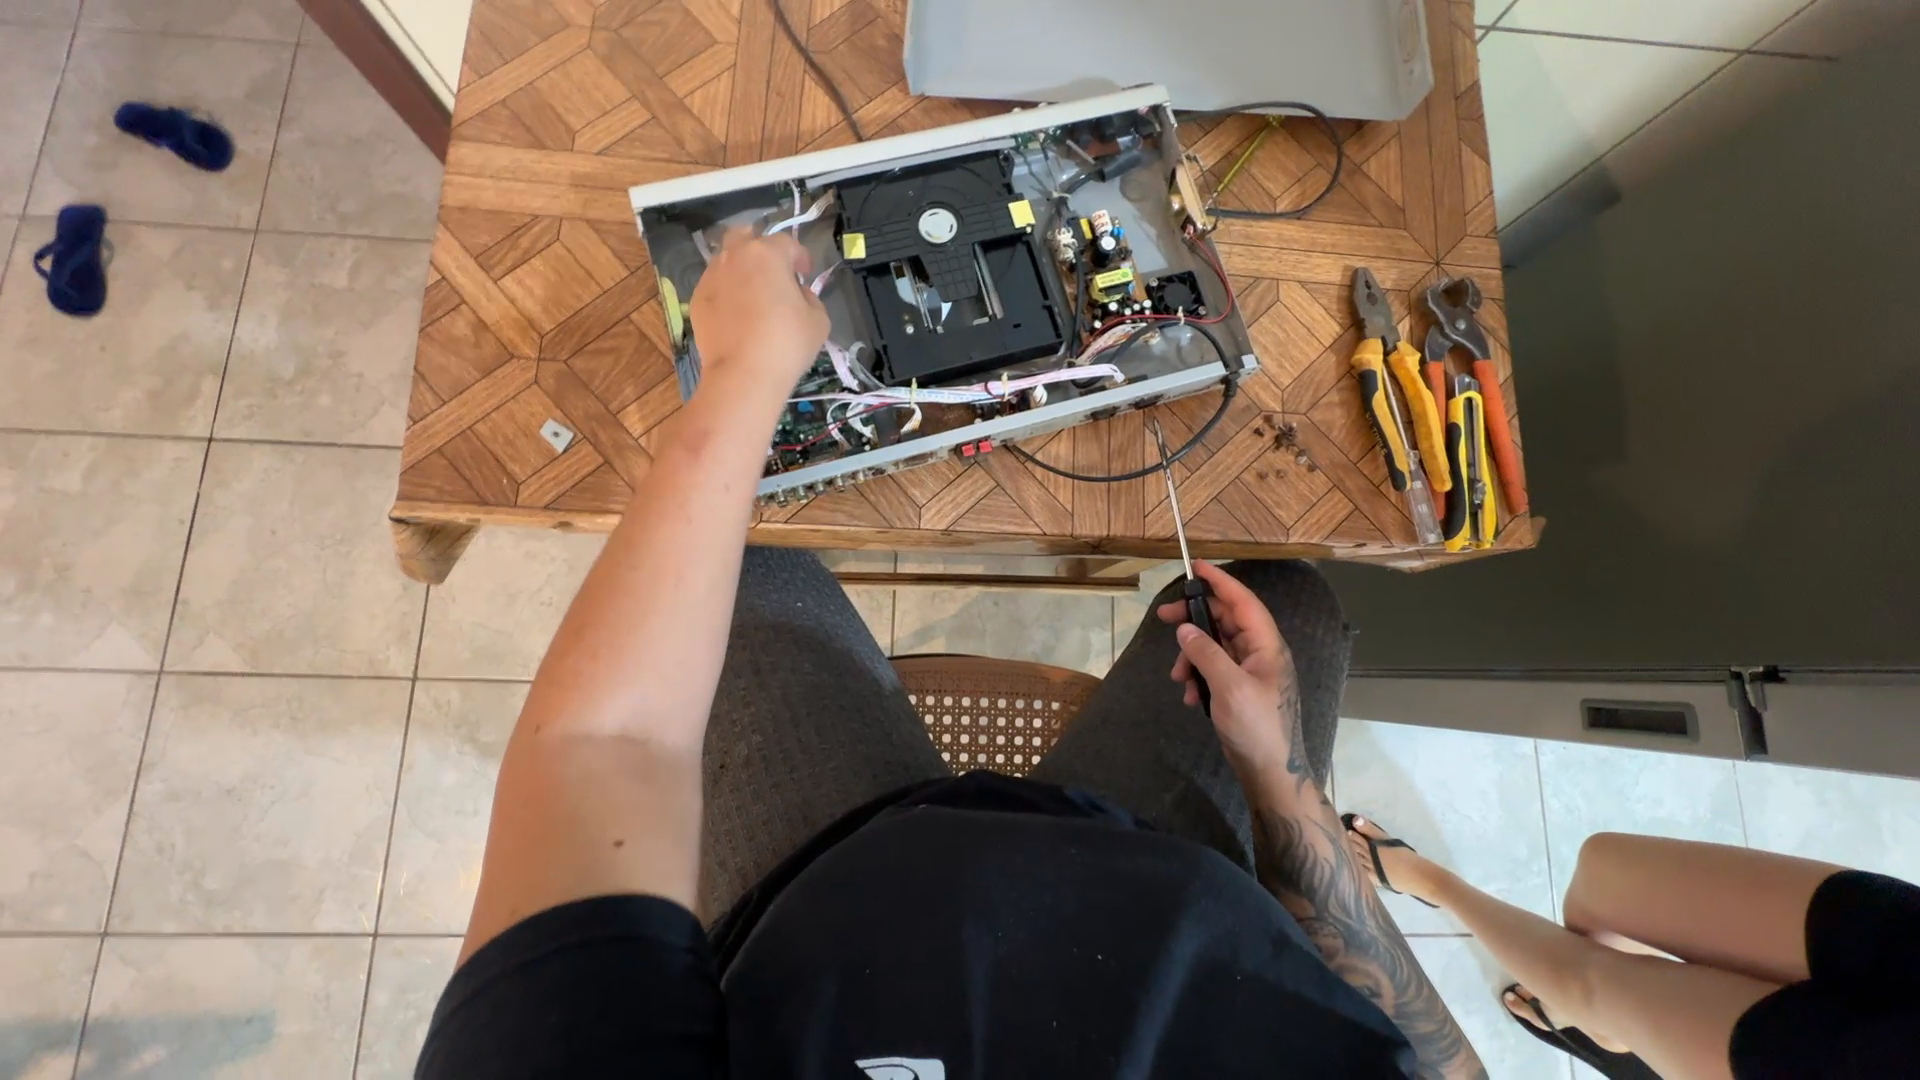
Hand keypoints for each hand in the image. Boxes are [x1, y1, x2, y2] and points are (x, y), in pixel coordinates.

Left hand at [687, 228, 829, 398]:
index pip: (788, 243)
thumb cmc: (787, 343)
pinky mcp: (697, 299)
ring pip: (727, 261)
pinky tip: (737, 316)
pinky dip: (727, 293)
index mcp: (768, 254)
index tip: (806, 274)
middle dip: (761, 248)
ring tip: (753, 296)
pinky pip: (716, 286)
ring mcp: (711, 276)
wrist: (743, 374)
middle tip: (773, 273)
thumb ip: (811, 298)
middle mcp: (735, 256)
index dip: (800, 258)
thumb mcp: (819, 320)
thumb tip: (798, 294)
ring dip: (742, 271)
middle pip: (746, 237)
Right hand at [1157, 561, 1299, 770]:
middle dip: (1194, 620)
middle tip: (1164, 618)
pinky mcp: (1240, 689)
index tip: (1196, 567)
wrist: (1270, 772)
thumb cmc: (1256, 727)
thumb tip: (1184, 630)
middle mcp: (1260, 653)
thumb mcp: (1228, 687)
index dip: (1220, 581)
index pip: (1242, 601)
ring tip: (1178, 677)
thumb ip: (1206, 653)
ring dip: (1193, 656)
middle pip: (1225, 620)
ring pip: (1215, 646)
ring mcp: (1250, 672)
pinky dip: (1199, 676)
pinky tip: (1190, 696)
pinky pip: (1215, 669)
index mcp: (1266, 646)